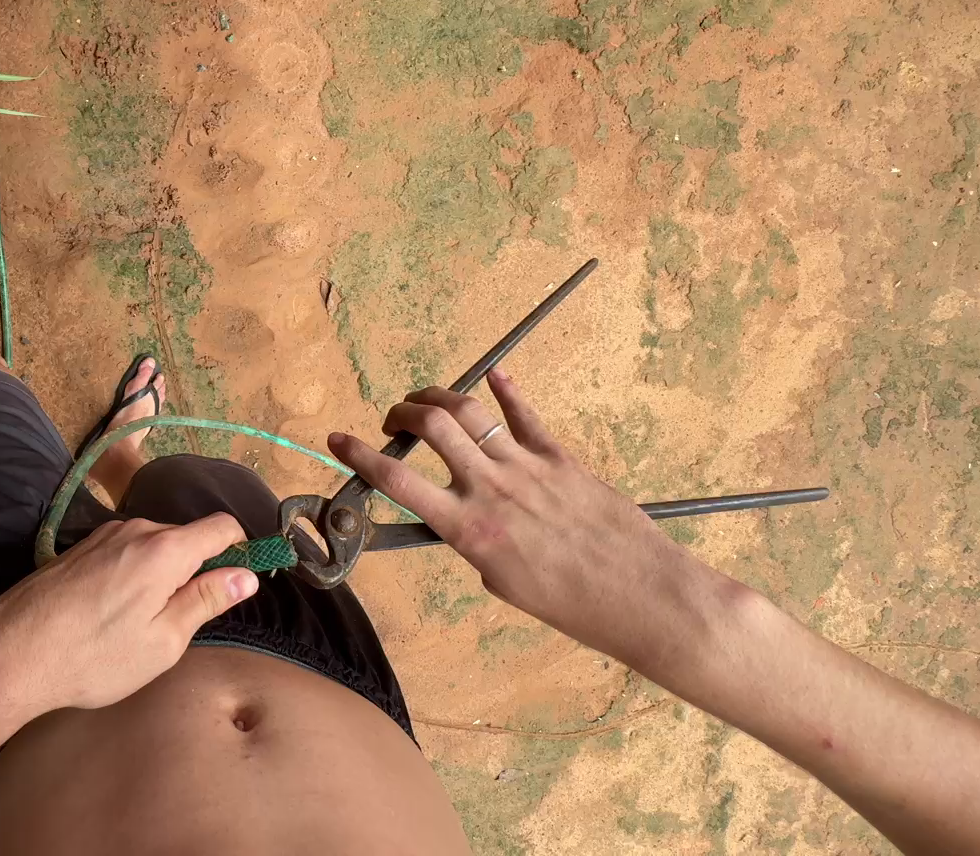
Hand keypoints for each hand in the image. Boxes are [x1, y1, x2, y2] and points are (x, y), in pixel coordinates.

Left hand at [0, 514, 258, 723]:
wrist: (10, 650)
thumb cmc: (94, 655)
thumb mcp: (164, 640)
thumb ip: (207, 600)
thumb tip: (247, 575)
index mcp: (165, 548)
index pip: (221, 526)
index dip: (240, 549)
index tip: (239, 583)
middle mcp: (137, 529)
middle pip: (187, 536)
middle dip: (198, 569)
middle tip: (184, 620)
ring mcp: (104, 534)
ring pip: (155, 544)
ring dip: (164, 574)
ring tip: (143, 623)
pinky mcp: (80, 547)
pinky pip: (126, 550)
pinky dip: (136, 573)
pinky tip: (113, 613)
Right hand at [326, 370, 732, 676]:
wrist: (644, 598)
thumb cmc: (570, 604)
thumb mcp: (499, 581)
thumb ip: (469, 540)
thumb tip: (457, 516)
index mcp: (468, 528)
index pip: (395, 480)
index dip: (357, 455)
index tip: (336, 440)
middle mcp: (490, 487)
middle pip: (430, 426)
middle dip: (401, 413)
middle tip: (394, 422)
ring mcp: (526, 466)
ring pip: (469, 411)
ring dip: (436, 397)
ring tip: (426, 403)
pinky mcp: (560, 457)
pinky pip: (526, 414)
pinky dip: (506, 389)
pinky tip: (496, 375)